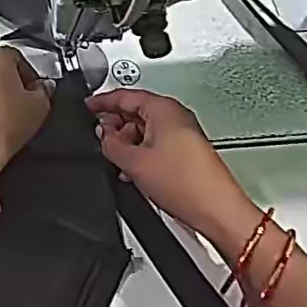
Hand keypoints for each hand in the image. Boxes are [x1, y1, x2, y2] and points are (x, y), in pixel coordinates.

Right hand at [87, 89, 251, 233]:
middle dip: (115, 123)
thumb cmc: (188, 184)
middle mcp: (176, 116)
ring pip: (145, 128)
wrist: (218, 211)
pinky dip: (140, 151)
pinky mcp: (187, 151)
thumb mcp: (134, 162)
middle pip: (135, 110)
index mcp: (163, 109)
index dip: (102, 101)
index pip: (124, 95)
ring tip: (116, 157)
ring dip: (127, 141)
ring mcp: (183, 133)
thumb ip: (111, 144)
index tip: (89, 106)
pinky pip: (156, 142)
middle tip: (100, 135)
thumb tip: (104, 136)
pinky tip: (133, 168)